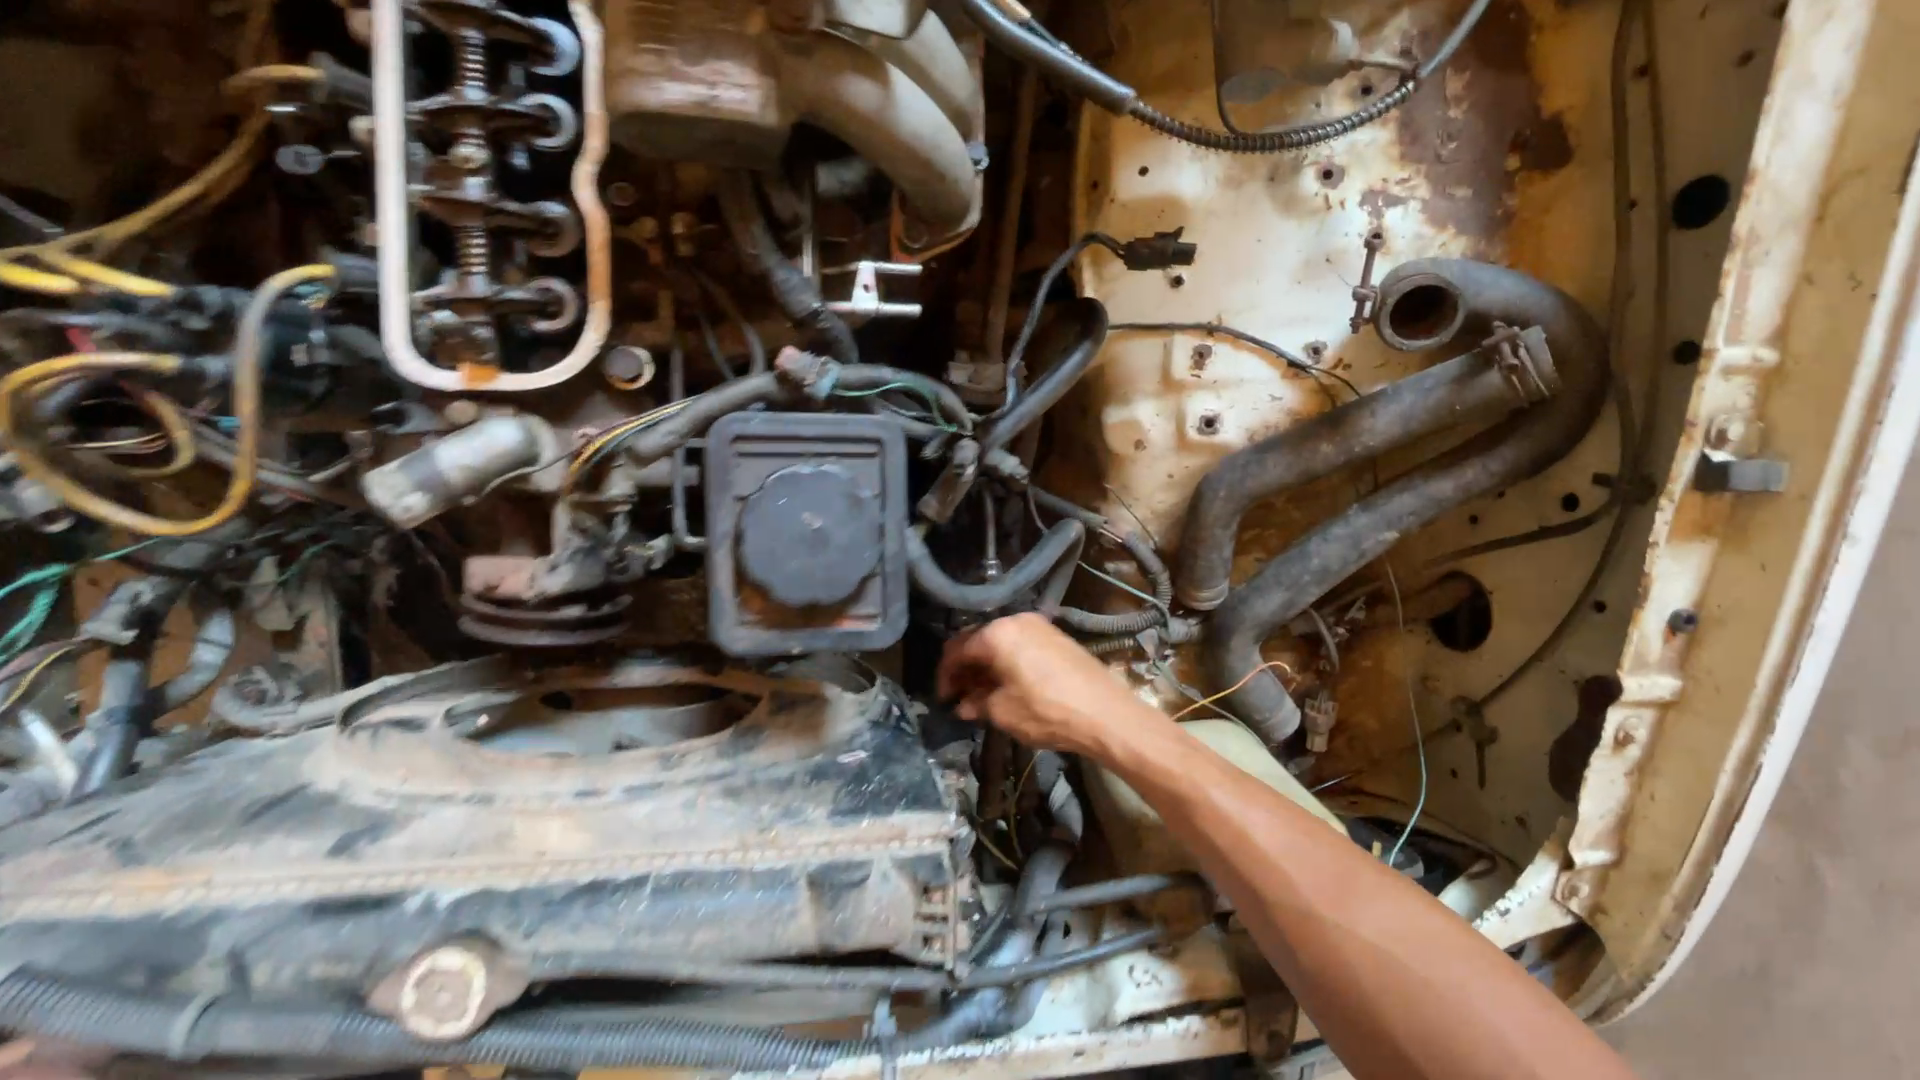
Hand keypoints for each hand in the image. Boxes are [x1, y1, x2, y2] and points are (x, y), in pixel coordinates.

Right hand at [937, 613, 1168, 758]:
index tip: (944, 698)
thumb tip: (963, 705)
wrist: (1106, 714)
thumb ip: (977, 704)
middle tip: (960, 696)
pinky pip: (1020, 646)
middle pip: (978, 641)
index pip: (957, 649)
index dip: (945, 675)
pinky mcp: (1057, 639)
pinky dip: (1007, 664)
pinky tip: (1008, 687)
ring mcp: (1040, 627)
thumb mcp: (1004, 712)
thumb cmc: (1047, 711)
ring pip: (1000, 644)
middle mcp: (1016, 621)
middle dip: (966, 669)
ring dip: (987, 668)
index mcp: (997, 634)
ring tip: (982, 696)